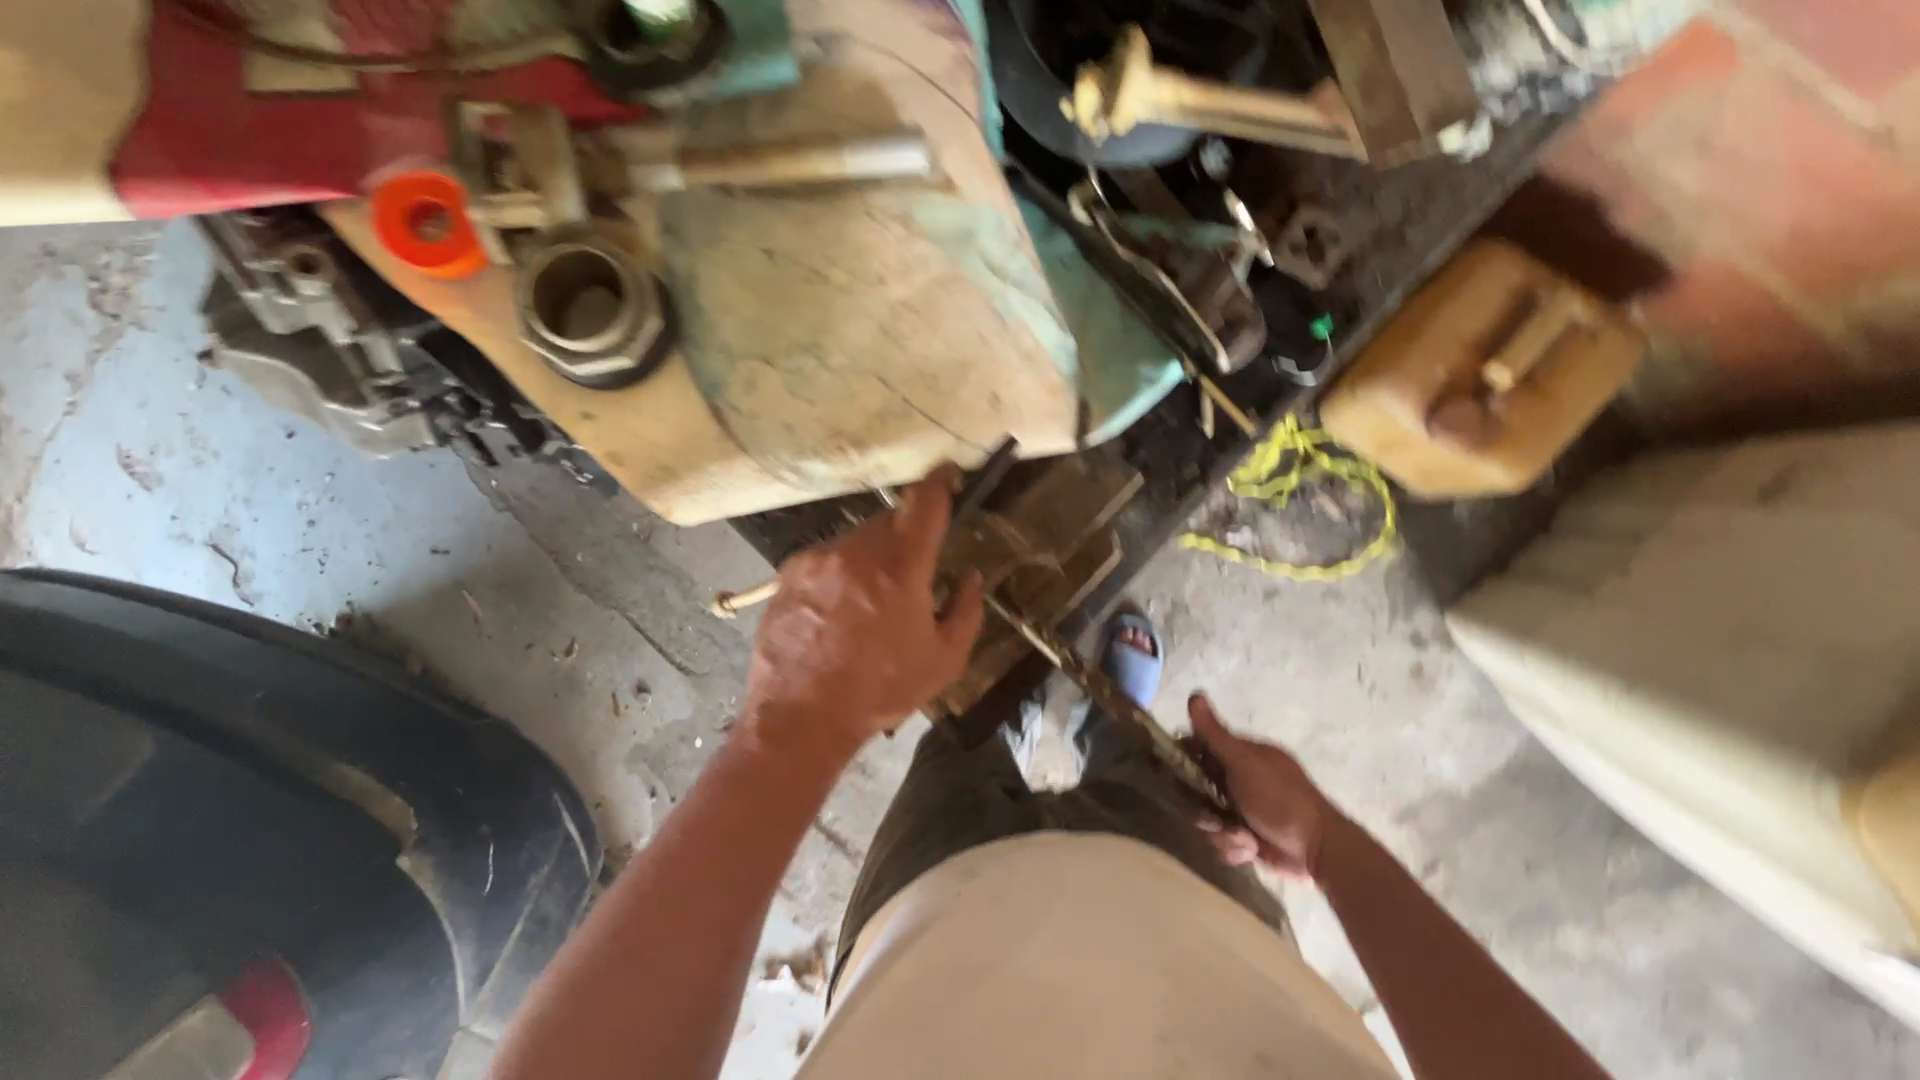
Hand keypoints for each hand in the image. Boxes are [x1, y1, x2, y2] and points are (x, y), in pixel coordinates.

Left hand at [741, 465, 985, 758]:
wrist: (800, 717)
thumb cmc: (880, 690)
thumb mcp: (944, 661)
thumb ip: (965, 611)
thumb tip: (968, 577)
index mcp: (900, 566)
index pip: (925, 502)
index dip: (942, 482)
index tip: (950, 475)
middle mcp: (856, 550)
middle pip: (889, 520)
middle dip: (905, 538)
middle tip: (911, 576)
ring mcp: (817, 560)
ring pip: (856, 541)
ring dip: (871, 559)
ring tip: (869, 608)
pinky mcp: (788, 575)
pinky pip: (826, 561)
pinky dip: (840, 575)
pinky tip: (837, 615)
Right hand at [1189, 693, 1331, 878]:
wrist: (1315, 848)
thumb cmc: (1279, 798)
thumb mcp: (1244, 761)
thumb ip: (1215, 734)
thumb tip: (1195, 693)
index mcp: (1243, 756)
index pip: (1201, 748)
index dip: (1185, 759)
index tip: (1173, 772)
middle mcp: (1241, 780)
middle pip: (1198, 789)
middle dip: (1203, 807)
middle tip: (1212, 816)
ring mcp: (1244, 811)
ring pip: (1207, 819)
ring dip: (1220, 832)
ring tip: (1241, 837)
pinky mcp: (1247, 839)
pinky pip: (1222, 842)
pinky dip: (1234, 848)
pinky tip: (1250, 848)